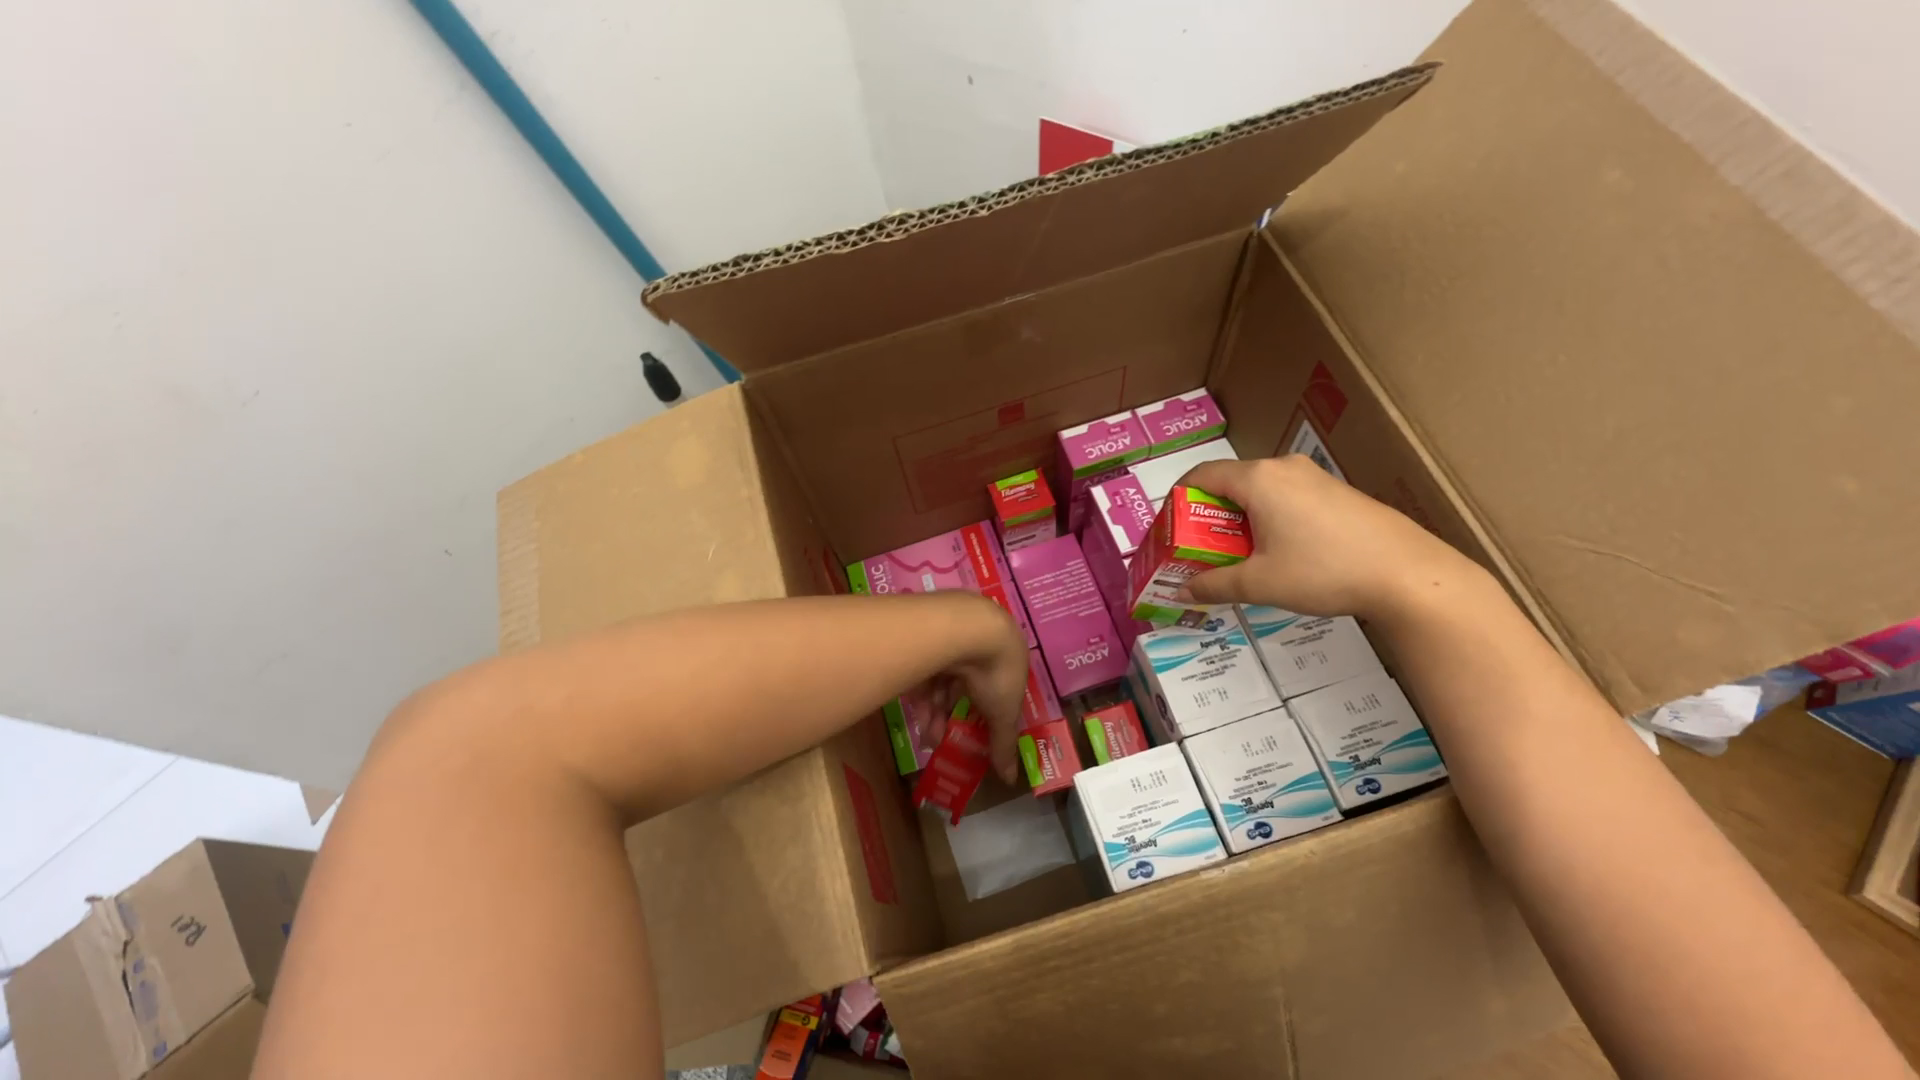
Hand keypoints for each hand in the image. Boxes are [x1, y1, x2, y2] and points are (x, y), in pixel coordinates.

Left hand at [916, 593, 1030, 782]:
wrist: (969, 629)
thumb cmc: (995, 672)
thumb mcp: (1003, 713)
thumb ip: (1003, 743)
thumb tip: (1011, 779)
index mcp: (1004, 656)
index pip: (990, 690)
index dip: (980, 714)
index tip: (969, 736)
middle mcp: (976, 643)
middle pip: (960, 687)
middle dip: (950, 717)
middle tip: (940, 741)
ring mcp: (948, 638)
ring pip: (938, 681)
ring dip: (934, 711)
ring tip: (926, 737)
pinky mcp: (923, 637)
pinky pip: (922, 670)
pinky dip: (921, 695)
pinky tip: (917, 716)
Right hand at [1179, 456, 1481, 621]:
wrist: (1408, 574)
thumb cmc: (1324, 571)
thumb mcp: (1260, 584)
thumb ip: (1214, 584)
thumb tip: (1183, 590)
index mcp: (1257, 479)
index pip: (1200, 475)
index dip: (1177, 501)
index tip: (1171, 532)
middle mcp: (1283, 468)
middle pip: (1229, 483)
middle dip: (1208, 517)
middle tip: (1200, 552)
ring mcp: (1314, 477)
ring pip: (1260, 492)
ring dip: (1239, 521)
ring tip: (1238, 558)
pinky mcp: (1337, 492)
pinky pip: (1286, 498)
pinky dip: (1268, 520)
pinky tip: (1279, 554)